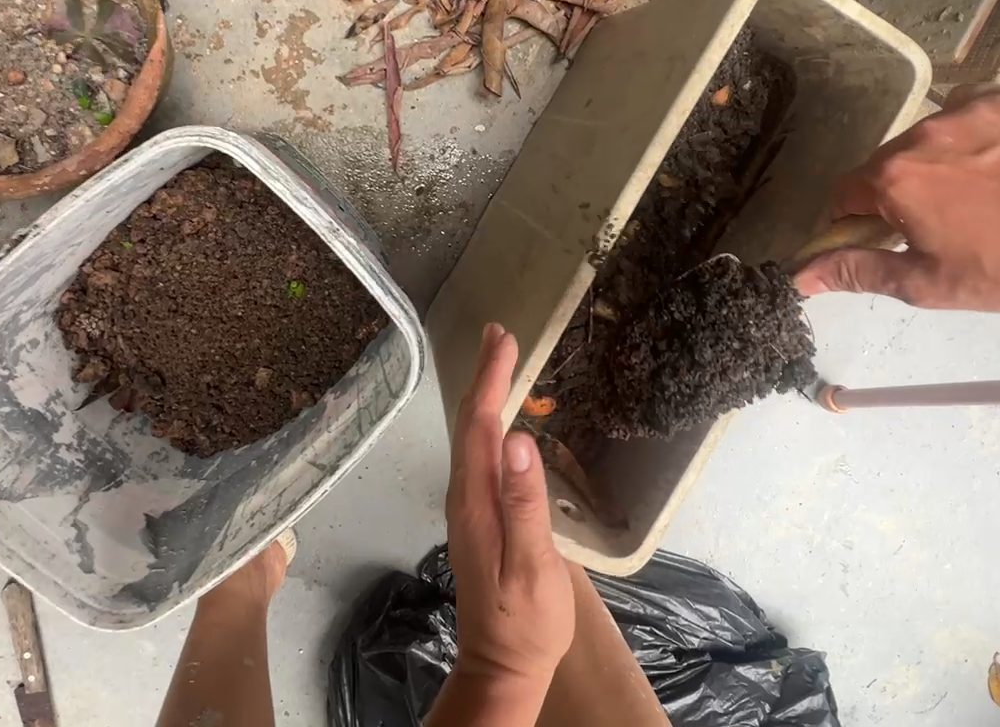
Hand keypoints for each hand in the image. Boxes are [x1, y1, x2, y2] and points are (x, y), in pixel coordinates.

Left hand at [445, 323, 574, 690]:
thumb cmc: (526, 619)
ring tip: (499, 361)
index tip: (505, 339)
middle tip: (500, 334)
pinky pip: (477, 451)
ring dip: (483, 392)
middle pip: (469, 421)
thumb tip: (517, 439)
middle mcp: (464, 495)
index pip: (480, 423)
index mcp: (476, 499)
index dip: (492, 377)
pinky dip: (486, 419)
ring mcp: (467, 505)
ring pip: (469, 434)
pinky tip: (498, 416)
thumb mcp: (534, 566)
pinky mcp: (476, 515)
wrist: (502, 665)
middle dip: (483, 374)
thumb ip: (525, 503)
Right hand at [792, 85, 999, 312]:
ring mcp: (972, 109)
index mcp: (894, 178)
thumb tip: (800, 276)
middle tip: (944, 222)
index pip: (845, 192)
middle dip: (902, 189)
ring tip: (984, 193)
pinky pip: (973, 107)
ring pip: (930, 135)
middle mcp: (923, 133)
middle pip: (888, 162)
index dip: (858, 218)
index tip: (886, 235)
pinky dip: (976, 131)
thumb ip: (857, 272)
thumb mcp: (928, 283)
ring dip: (939, 160)